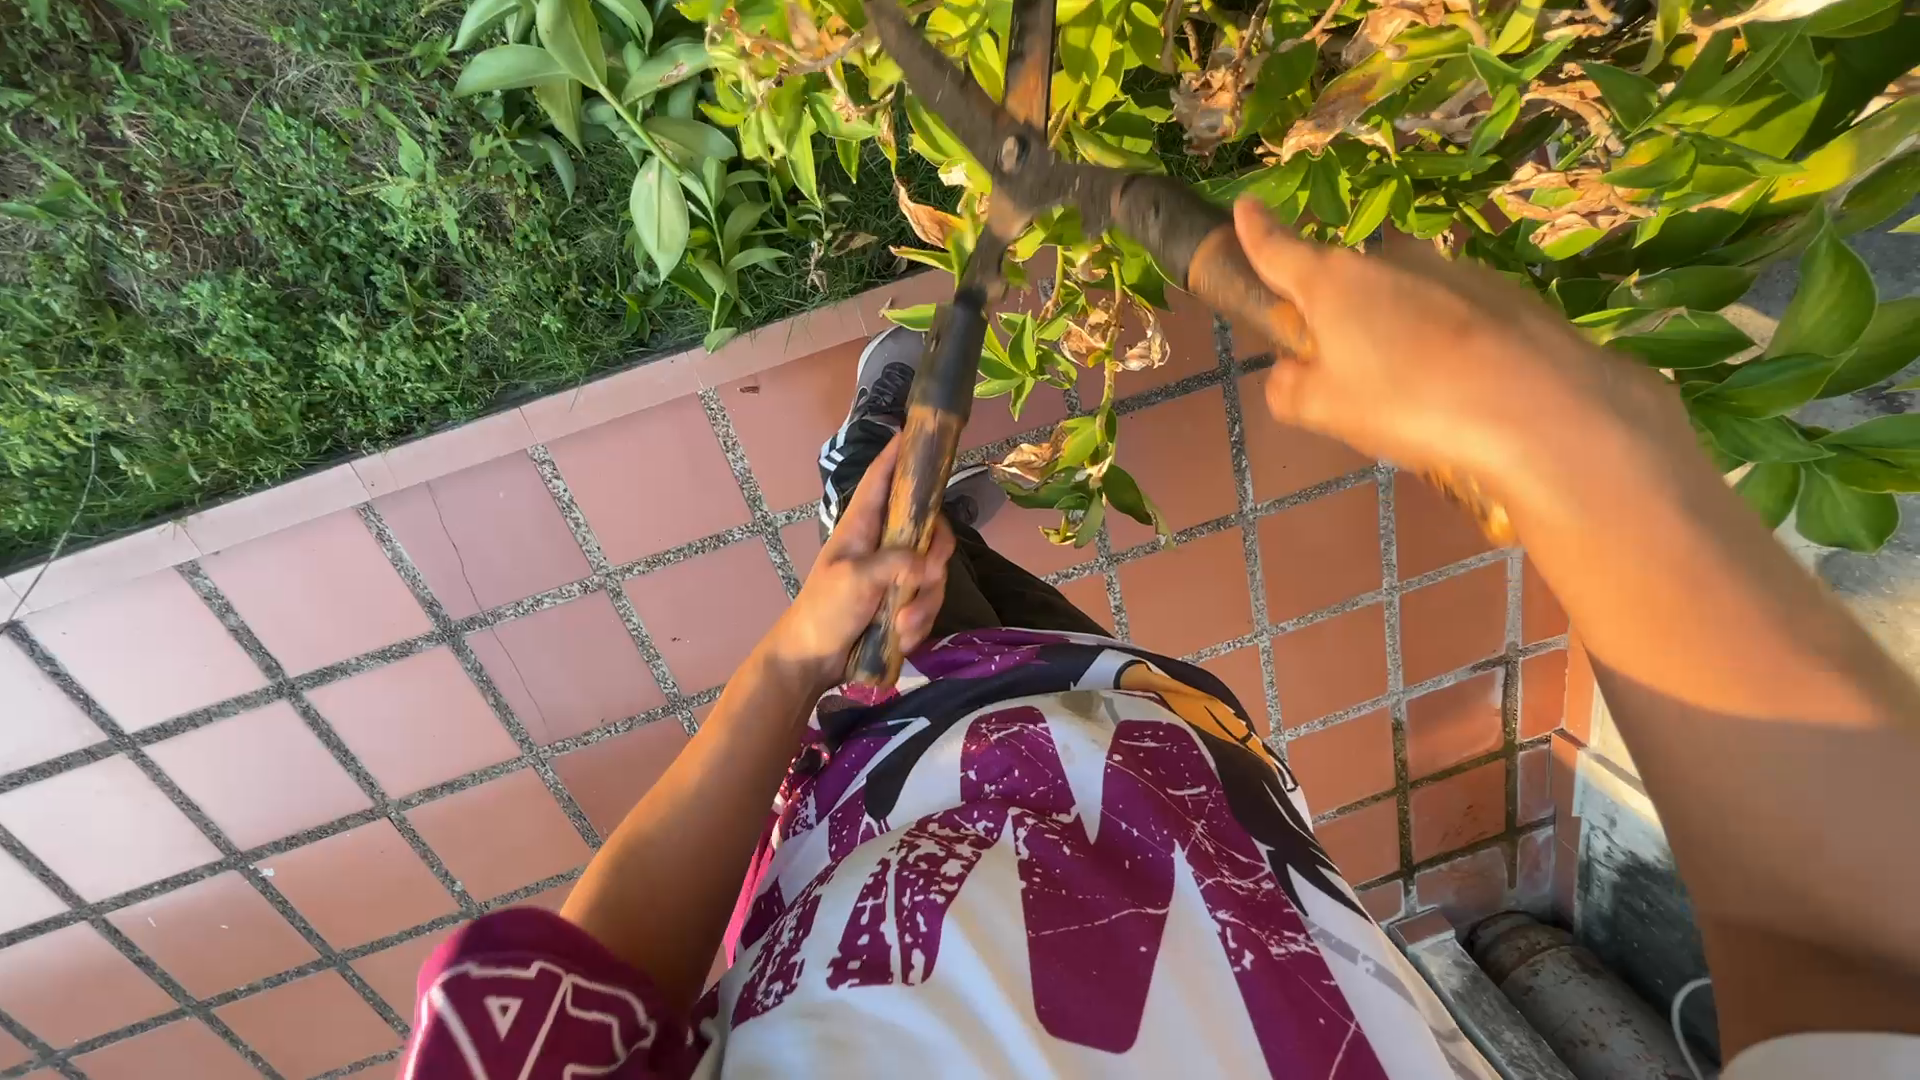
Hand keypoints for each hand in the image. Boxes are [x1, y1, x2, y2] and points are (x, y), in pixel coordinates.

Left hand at [760, 436, 954, 690]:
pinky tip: (904, 637)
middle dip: (935, 557)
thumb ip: (893, 564)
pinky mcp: (902, 601)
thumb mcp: (854, 580)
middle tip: (928, 576)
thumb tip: (930, 566)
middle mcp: (884, 544)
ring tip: (902, 625)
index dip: (897, 455)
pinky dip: (920, 622)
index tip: (913, 432)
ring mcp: (895, 574)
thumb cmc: (823, 610)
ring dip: (924, 603)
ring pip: (934, 573)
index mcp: (862, 526)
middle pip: (929, 529)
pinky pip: (928, 602)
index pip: (881, 479)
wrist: (813, 660)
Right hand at [1231, 198, 1693, 501]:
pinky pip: (1441, 313)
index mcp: (1332, 283)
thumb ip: (1288, 387)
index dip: (1256, 231)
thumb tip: (1290, 372)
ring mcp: (1446, 269)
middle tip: (1338, 372)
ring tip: (1404, 391)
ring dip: (1385, 330)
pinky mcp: (1495, 289)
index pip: (1278, 249)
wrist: (1539, 405)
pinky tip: (1450, 386)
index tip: (1245, 206)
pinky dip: (1433, 341)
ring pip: (1393, 298)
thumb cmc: (1406, 401)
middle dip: (1329, 314)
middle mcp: (1387, 260)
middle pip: (1340, 281)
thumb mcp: (1321, 409)